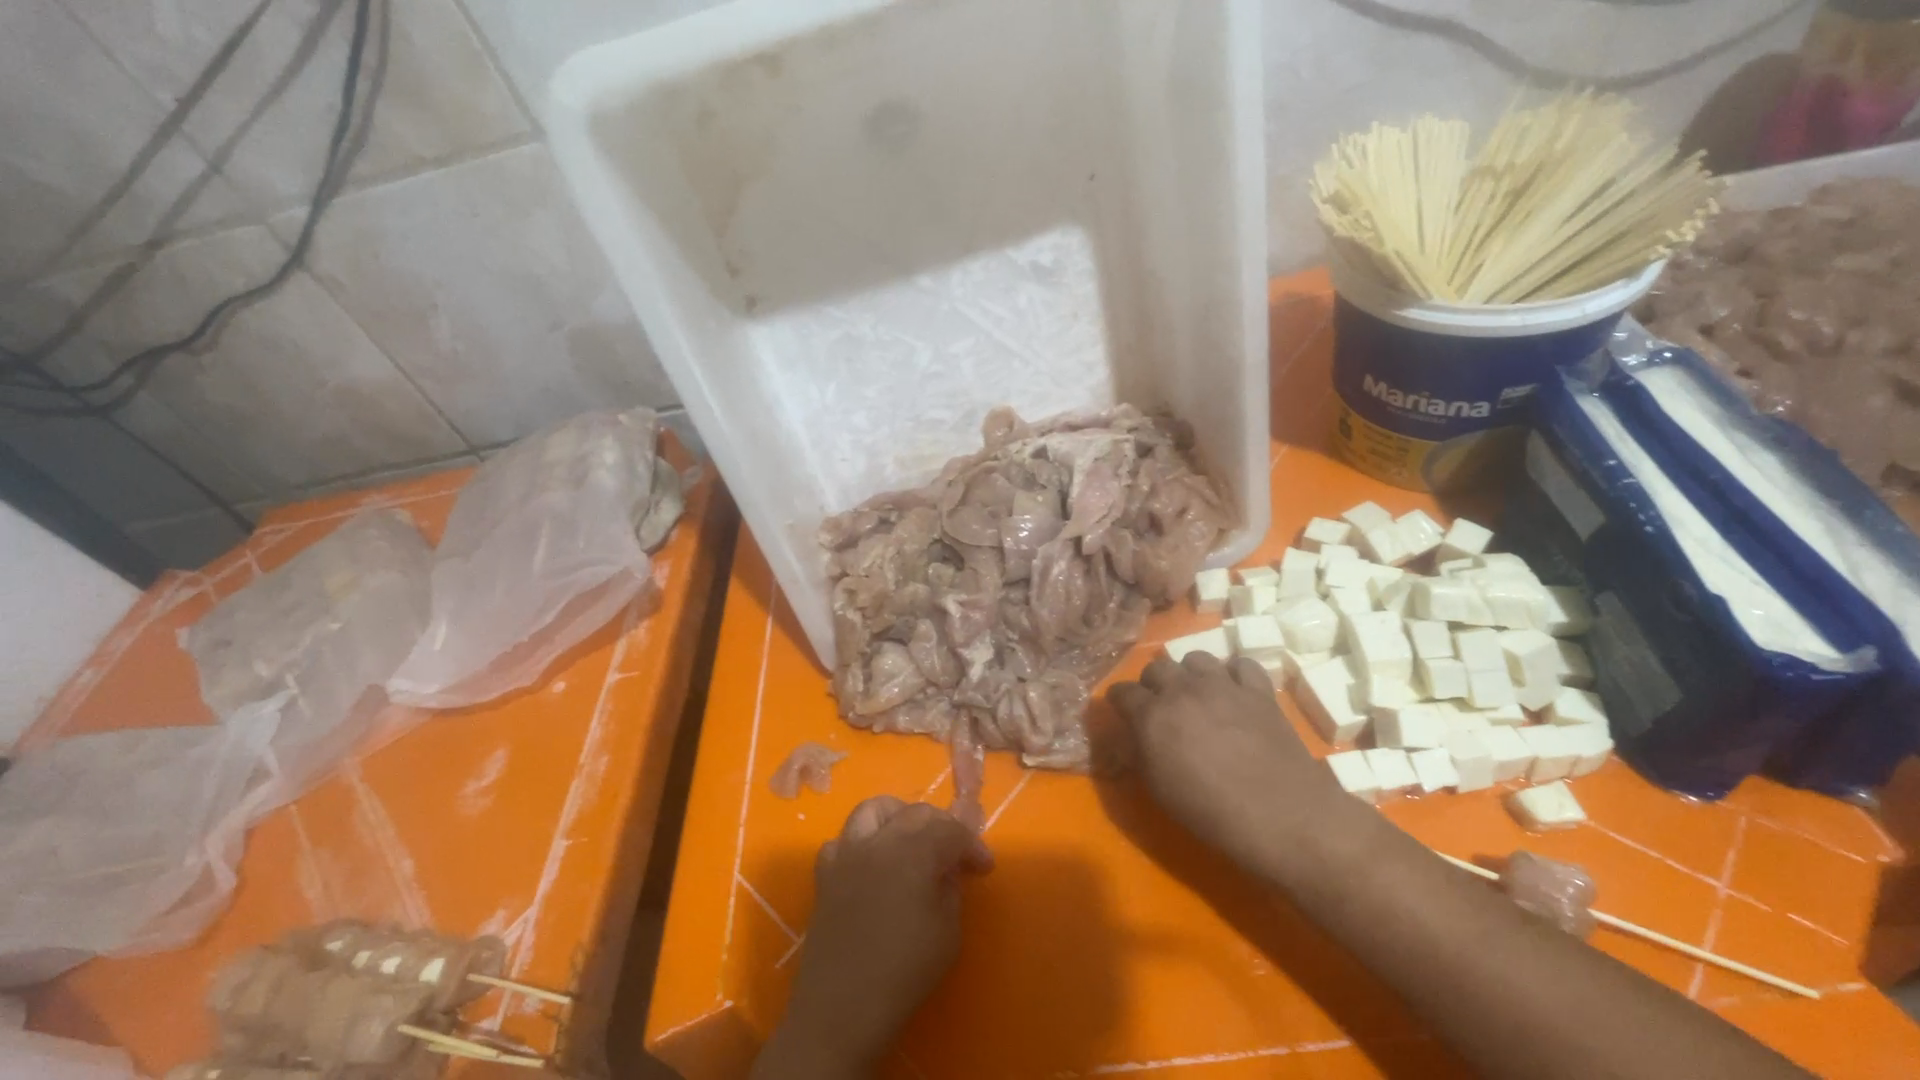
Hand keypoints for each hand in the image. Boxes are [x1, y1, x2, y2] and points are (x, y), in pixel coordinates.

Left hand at [757, 797, 993, 1077]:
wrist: (841, 1008)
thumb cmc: (904, 973)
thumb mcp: (947, 932)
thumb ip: (950, 889)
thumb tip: (946, 870)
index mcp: (913, 852)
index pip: (950, 830)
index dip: (971, 845)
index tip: (983, 868)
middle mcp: (878, 841)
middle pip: (915, 813)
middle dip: (941, 827)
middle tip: (955, 856)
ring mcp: (846, 854)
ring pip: (874, 809)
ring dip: (899, 817)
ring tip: (912, 843)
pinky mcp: (824, 873)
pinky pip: (844, 839)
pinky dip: (864, 841)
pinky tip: (874, 865)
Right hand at [1108, 653, 1350, 879]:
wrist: (1279, 815)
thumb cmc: (1210, 812)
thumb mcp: (1159, 790)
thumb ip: (1140, 754)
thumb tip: (1133, 737)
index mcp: (1152, 716)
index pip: (1122, 692)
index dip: (1120, 702)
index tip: (1123, 712)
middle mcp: (1183, 690)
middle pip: (1157, 667)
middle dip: (1153, 684)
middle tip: (1161, 707)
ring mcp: (1224, 686)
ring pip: (1196, 658)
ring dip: (1191, 674)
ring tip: (1198, 695)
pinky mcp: (1259, 690)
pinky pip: (1242, 664)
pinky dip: (1235, 674)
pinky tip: (1236, 692)